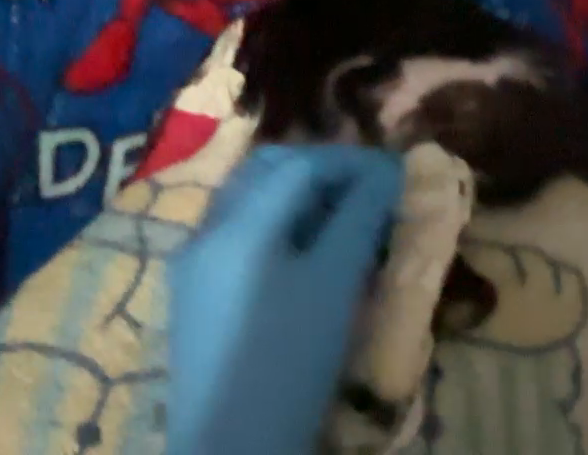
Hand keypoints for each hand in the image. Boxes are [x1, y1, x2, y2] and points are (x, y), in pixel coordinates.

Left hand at [167, 145, 401, 453]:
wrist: (232, 453)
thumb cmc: (290, 363)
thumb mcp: (335, 283)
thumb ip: (362, 216)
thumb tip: (388, 171)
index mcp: (239, 225)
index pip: (301, 163)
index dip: (351, 161)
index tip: (393, 173)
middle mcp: (208, 229)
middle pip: (268, 170)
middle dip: (321, 169)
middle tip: (365, 187)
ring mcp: (194, 260)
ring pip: (252, 197)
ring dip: (299, 192)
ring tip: (342, 215)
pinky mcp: (194, 289)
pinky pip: (240, 229)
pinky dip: (278, 221)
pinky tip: (306, 248)